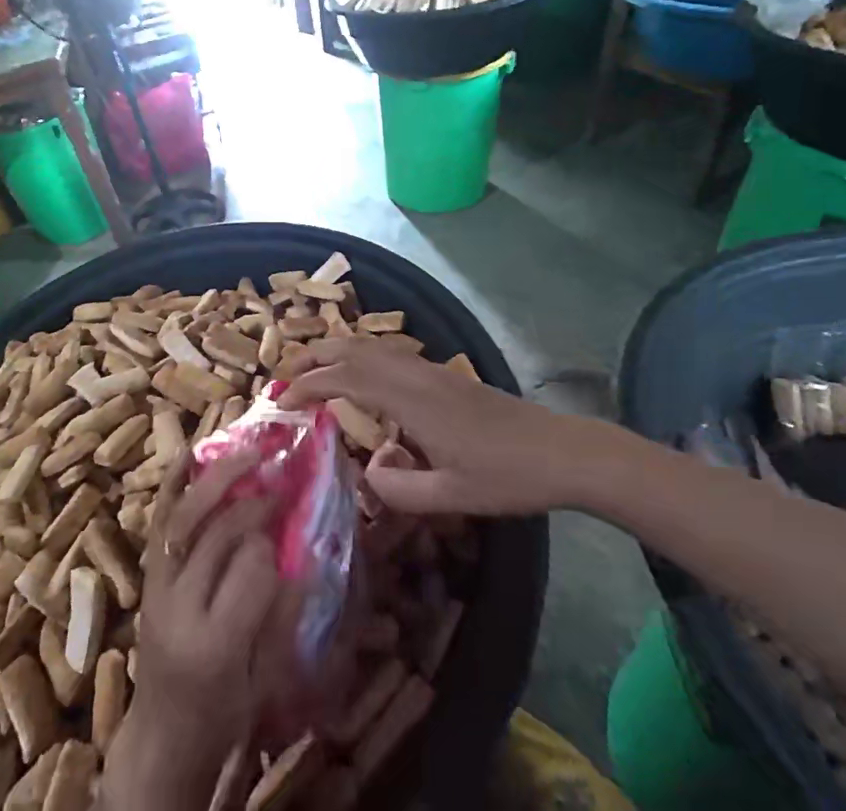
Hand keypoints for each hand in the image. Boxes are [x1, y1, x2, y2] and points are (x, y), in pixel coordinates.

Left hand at [102, 451, 283, 810]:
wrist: (163, 736)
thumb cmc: (225, 714)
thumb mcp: (267, 679)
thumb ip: (285, 615)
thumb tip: (306, 555)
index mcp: (216, 644)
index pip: (252, 570)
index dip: (277, 545)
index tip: (295, 533)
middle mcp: (177, 609)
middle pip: (217, 536)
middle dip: (253, 503)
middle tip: (281, 480)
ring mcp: (154, 590)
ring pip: (183, 520)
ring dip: (218, 480)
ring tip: (250, 453)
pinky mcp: (146, 580)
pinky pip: (159, 521)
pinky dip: (174, 483)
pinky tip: (192, 452)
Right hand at [278, 337, 589, 515]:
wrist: (564, 453)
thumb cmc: (508, 477)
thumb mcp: (450, 497)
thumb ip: (398, 487)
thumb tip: (369, 468)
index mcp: (414, 401)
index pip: (348, 378)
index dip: (309, 384)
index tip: (281, 400)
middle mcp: (421, 377)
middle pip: (357, 349)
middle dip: (315, 355)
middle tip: (283, 374)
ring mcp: (436, 374)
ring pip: (376, 348)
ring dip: (339, 353)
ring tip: (312, 371)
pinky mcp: (449, 379)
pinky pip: (393, 358)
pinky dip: (363, 360)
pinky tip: (362, 381)